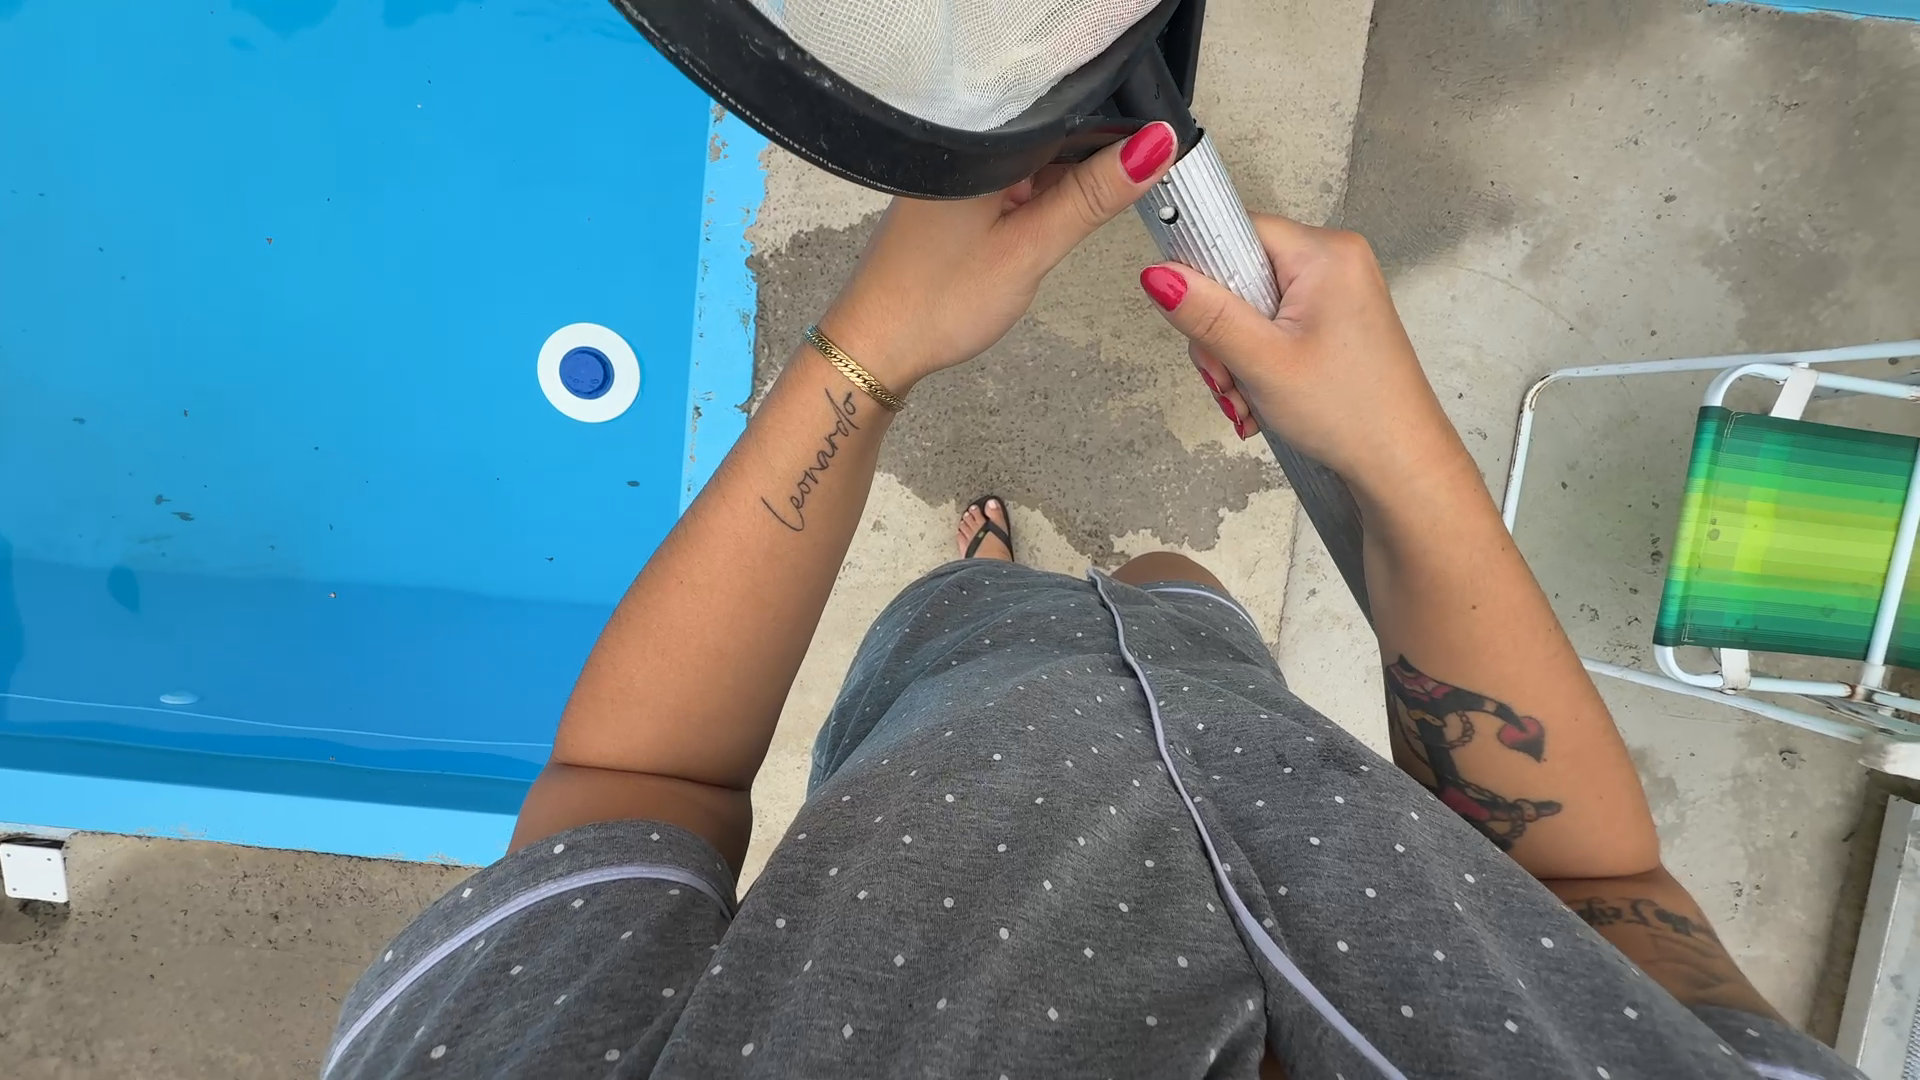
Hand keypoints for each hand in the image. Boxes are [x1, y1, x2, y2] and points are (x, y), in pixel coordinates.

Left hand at [819, 122, 1180, 393]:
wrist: (878, 344)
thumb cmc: (938, 302)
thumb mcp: (1028, 250)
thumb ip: (1090, 198)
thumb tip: (1152, 149)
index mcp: (978, 141)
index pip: (1066, 109)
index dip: (1113, 133)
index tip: (1146, 160)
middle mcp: (961, 145)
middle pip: (1049, 133)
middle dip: (1086, 164)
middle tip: (1102, 208)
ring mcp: (953, 172)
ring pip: (1030, 161)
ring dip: (1057, 188)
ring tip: (1053, 230)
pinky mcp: (950, 197)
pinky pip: (1006, 183)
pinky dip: (1030, 202)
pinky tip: (1033, 230)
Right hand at [1136, 214, 1466, 500]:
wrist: (1398, 461)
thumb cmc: (1351, 411)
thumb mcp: (1261, 362)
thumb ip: (1206, 315)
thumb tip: (1159, 275)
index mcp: (1324, 255)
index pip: (1236, 230)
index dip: (1201, 270)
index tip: (1188, 311)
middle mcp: (1332, 264)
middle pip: (1237, 277)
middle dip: (1217, 335)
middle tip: (1225, 377)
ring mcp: (1332, 295)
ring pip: (1247, 311)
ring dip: (1231, 360)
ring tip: (1245, 397)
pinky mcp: (1328, 323)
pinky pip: (1268, 331)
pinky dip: (1252, 365)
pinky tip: (1259, 397)